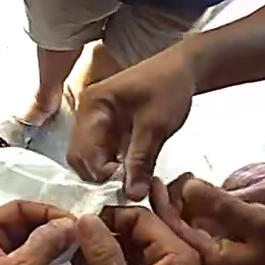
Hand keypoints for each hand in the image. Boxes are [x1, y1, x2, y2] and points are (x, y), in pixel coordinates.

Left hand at [0, 201, 81, 264]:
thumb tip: (71, 223)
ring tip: (84, 262)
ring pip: (32, 258)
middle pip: (27, 232)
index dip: (49, 213)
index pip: (19, 210)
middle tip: (86, 242)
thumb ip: (46, 244)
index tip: (78, 223)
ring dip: (57, 261)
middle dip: (56, 237)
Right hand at [67, 46, 196, 201]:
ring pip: (91, 157)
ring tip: (134, 179)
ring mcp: (96, 120)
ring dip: (108, 172)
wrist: (184, 68)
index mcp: (92, 106)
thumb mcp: (155, 125)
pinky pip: (104, 153)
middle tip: (129, 184)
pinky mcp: (108, 127)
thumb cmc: (168, 87)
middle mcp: (86, 113)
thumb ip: (141, 161)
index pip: (83, 151)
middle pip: (80, 156)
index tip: (129, 185)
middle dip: (100, 176)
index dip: (102, 173)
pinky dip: (115, 165)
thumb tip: (132, 196)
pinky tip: (134, 171)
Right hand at [72, 207, 206, 264]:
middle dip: (104, 232)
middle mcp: (177, 255)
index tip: (79, 225)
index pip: (141, 216)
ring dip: (104, 247)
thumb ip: (104, 254)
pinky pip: (131, 262)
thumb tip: (84, 218)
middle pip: (136, 228)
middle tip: (72, 238)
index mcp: (177, 252)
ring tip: (73, 252)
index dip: (109, 217)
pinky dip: (110, 262)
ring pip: (131, 245)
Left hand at [151, 174, 264, 264]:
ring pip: (180, 221)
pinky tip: (199, 192)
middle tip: (183, 175)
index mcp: (200, 254)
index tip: (155, 179)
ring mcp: (201, 251)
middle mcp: (194, 255)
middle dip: (169, 197)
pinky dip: (191, 206)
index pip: (169, 225)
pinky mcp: (209, 246)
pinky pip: (191, 223)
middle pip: (169, 223)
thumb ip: (223, 205)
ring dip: (180, 200)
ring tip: (190, 179)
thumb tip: (188, 186)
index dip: (160, 201)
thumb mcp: (258, 223)